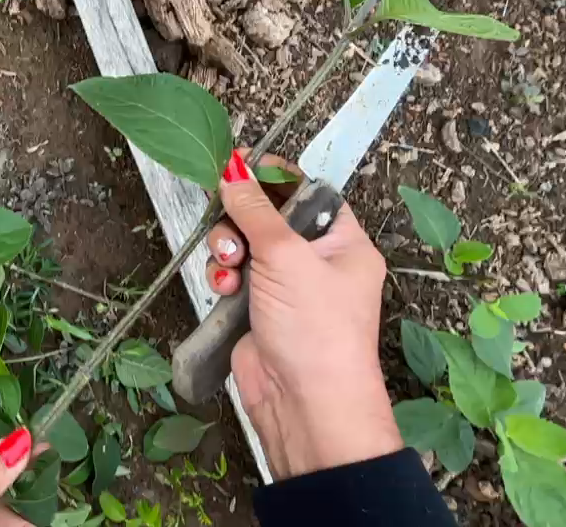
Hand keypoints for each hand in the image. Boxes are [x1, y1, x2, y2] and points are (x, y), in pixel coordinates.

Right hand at [203, 152, 401, 480]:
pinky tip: (224, 289)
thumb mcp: (285, 256)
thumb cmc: (314, 327)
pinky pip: (230, 270)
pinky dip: (222, 274)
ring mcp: (284, 283)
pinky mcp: (256, 303)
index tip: (236, 162)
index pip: (306, 192)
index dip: (272, 176)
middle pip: (265, 213)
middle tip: (228, 224)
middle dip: (238, 218)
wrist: (304, 404)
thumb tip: (232, 167)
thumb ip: (254, 208)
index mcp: (342, 243)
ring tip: (228, 268)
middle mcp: (315, 259)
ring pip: (241, 240)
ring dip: (226, 248)